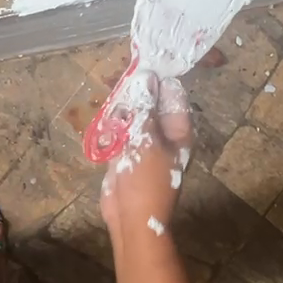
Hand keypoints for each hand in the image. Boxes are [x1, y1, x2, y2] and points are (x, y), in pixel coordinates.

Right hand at [99, 72, 193, 242]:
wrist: (132, 218)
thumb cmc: (146, 180)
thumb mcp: (146, 139)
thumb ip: (144, 107)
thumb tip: (145, 77)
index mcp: (179, 130)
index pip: (172, 94)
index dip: (158, 78)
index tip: (139, 64)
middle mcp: (164, 133)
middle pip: (150, 102)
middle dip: (135, 91)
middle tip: (116, 79)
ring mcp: (144, 143)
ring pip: (133, 115)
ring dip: (120, 107)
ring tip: (109, 99)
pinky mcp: (126, 153)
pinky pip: (120, 130)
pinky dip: (111, 123)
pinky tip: (103, 117)